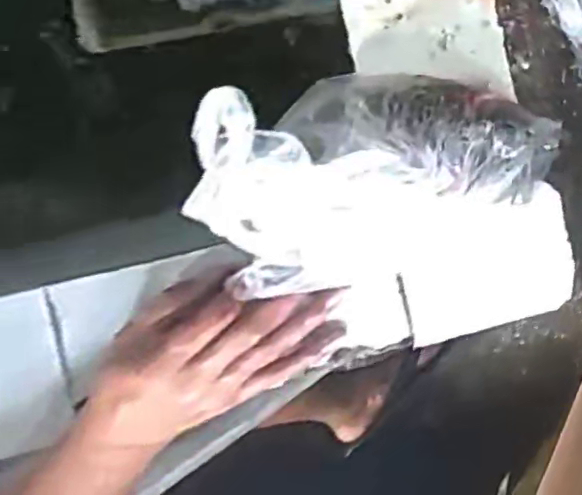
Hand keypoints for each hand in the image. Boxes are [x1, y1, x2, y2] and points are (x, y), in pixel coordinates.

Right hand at [84, 278, 341, 449]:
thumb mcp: (132, 336)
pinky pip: (278, 374)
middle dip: (285, 304)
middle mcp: (197, 376)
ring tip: (338, 295)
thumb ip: (175, 301)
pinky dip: (308, 354)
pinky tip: (335, 334)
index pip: (206, 324)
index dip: (237, 297)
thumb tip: (225, 269)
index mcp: (162, 359)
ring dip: (308, 322)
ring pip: (271, 352)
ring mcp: (223, 388)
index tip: (267, 270)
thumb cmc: (128, 372)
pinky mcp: (241, 397)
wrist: (123, 432)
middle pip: (248, 336)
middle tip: (318, 278)